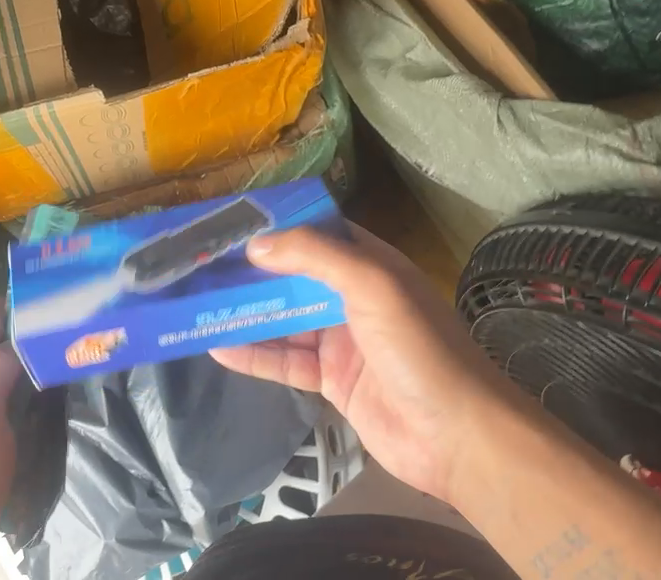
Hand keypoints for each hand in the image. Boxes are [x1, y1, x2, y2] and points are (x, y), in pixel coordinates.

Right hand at [210, 223, 526, 502]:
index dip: (276, 225)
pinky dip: (253, 354)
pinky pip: (284, 361)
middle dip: (249, 270)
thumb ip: (314, 257)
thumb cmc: (420, 348)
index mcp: (369, 265)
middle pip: (291, 275)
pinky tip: (217, 347)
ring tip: (198, 301)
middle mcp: (352, 297)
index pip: (316, 233)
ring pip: (282, 318)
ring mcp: (341, 340)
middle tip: (201, 263)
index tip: (230, 221)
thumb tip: (255, 245)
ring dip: (244, 311)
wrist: (461, 439)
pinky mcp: (332, 380)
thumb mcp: (372, 285)